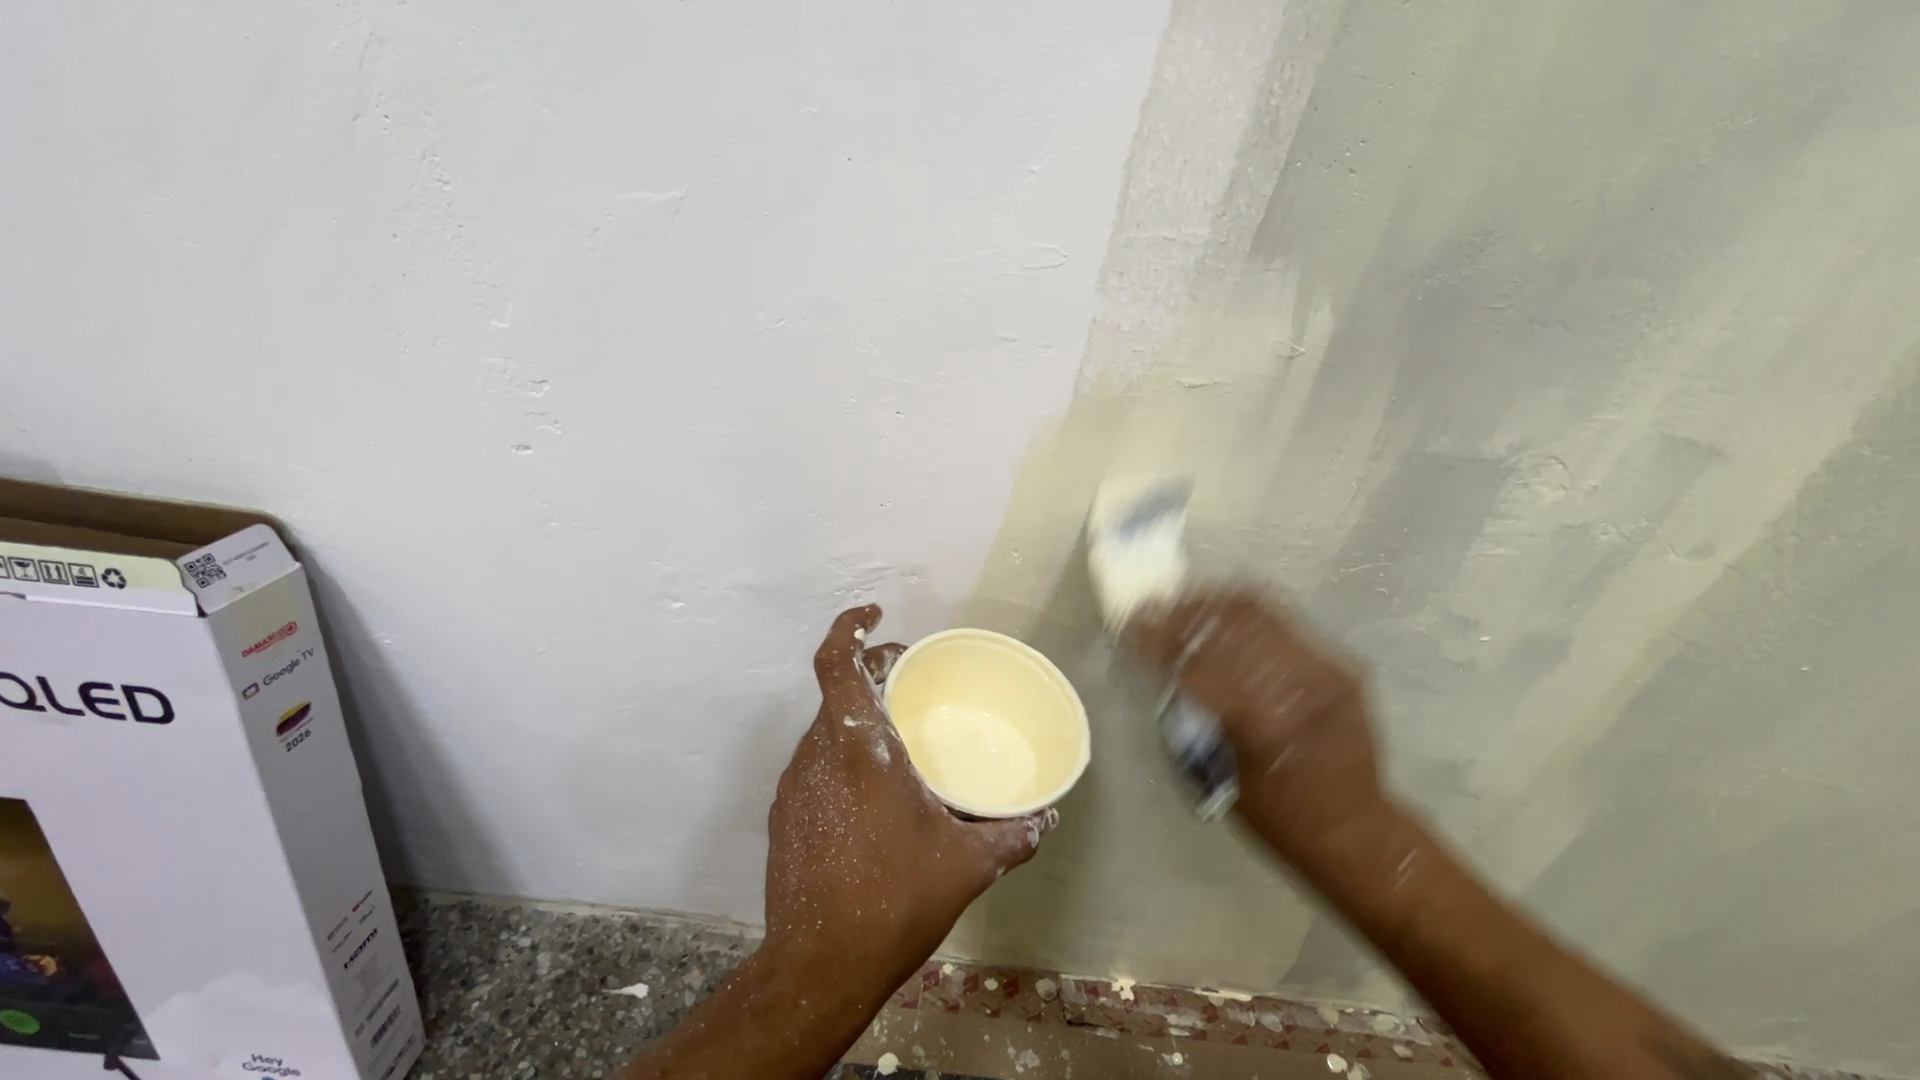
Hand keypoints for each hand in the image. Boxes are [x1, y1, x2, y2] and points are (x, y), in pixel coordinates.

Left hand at [763, 604, 1056, 989]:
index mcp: (859, 750)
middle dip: (874, 675)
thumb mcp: (967, 865)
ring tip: (900, 741)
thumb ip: (1011, 835)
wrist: (818, 965)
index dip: (850, 627)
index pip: (838, 663)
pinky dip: (843, 760)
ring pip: (825, 731)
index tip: (877, 615)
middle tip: (912, 680)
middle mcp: (818, 755)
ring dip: (859, 721)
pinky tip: (874, 796)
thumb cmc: (894, 899)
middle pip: (837, 692)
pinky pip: (816, 767)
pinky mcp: (785, 815)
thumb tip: (1044, 820)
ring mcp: (794, 785)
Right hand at [1127, 589, 1386, 863]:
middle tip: (1158, 608)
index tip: (1134, 623)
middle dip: (1187, 611)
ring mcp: (1326, 670)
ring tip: (1189, 605)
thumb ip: (1199, 713)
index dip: (1161, 637)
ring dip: (1217, 606)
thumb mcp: (1222, 770)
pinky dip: (1249, 618)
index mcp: (1262, 724)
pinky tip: (1228, 619)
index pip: (1199, 662)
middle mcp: (1299, 687)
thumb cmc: (1276, 814)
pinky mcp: (1343, 665)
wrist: (1355, 828)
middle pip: (1231, 624)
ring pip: (1262, 613)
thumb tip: (1169, 665)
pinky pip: (1287, 625)